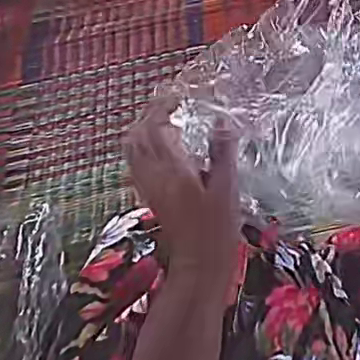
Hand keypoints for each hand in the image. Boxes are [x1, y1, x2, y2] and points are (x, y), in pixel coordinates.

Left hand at [124, 99, 238, 269]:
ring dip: (144, 129)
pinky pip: (136, 162)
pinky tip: (167, 147)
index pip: (154, 128)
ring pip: (132, 149)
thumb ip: (223, 151)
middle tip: (174, 106)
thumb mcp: (227, 186)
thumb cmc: (217, 226)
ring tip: (169, 122)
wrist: (200, 263)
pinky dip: (145, 146)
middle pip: (135, 136)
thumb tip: (222, 121)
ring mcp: (148, 186)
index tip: (179, 97)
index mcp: (172, 170)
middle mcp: (153, 176)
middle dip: (150, 115)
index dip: (162, 107)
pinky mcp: (149, 195)